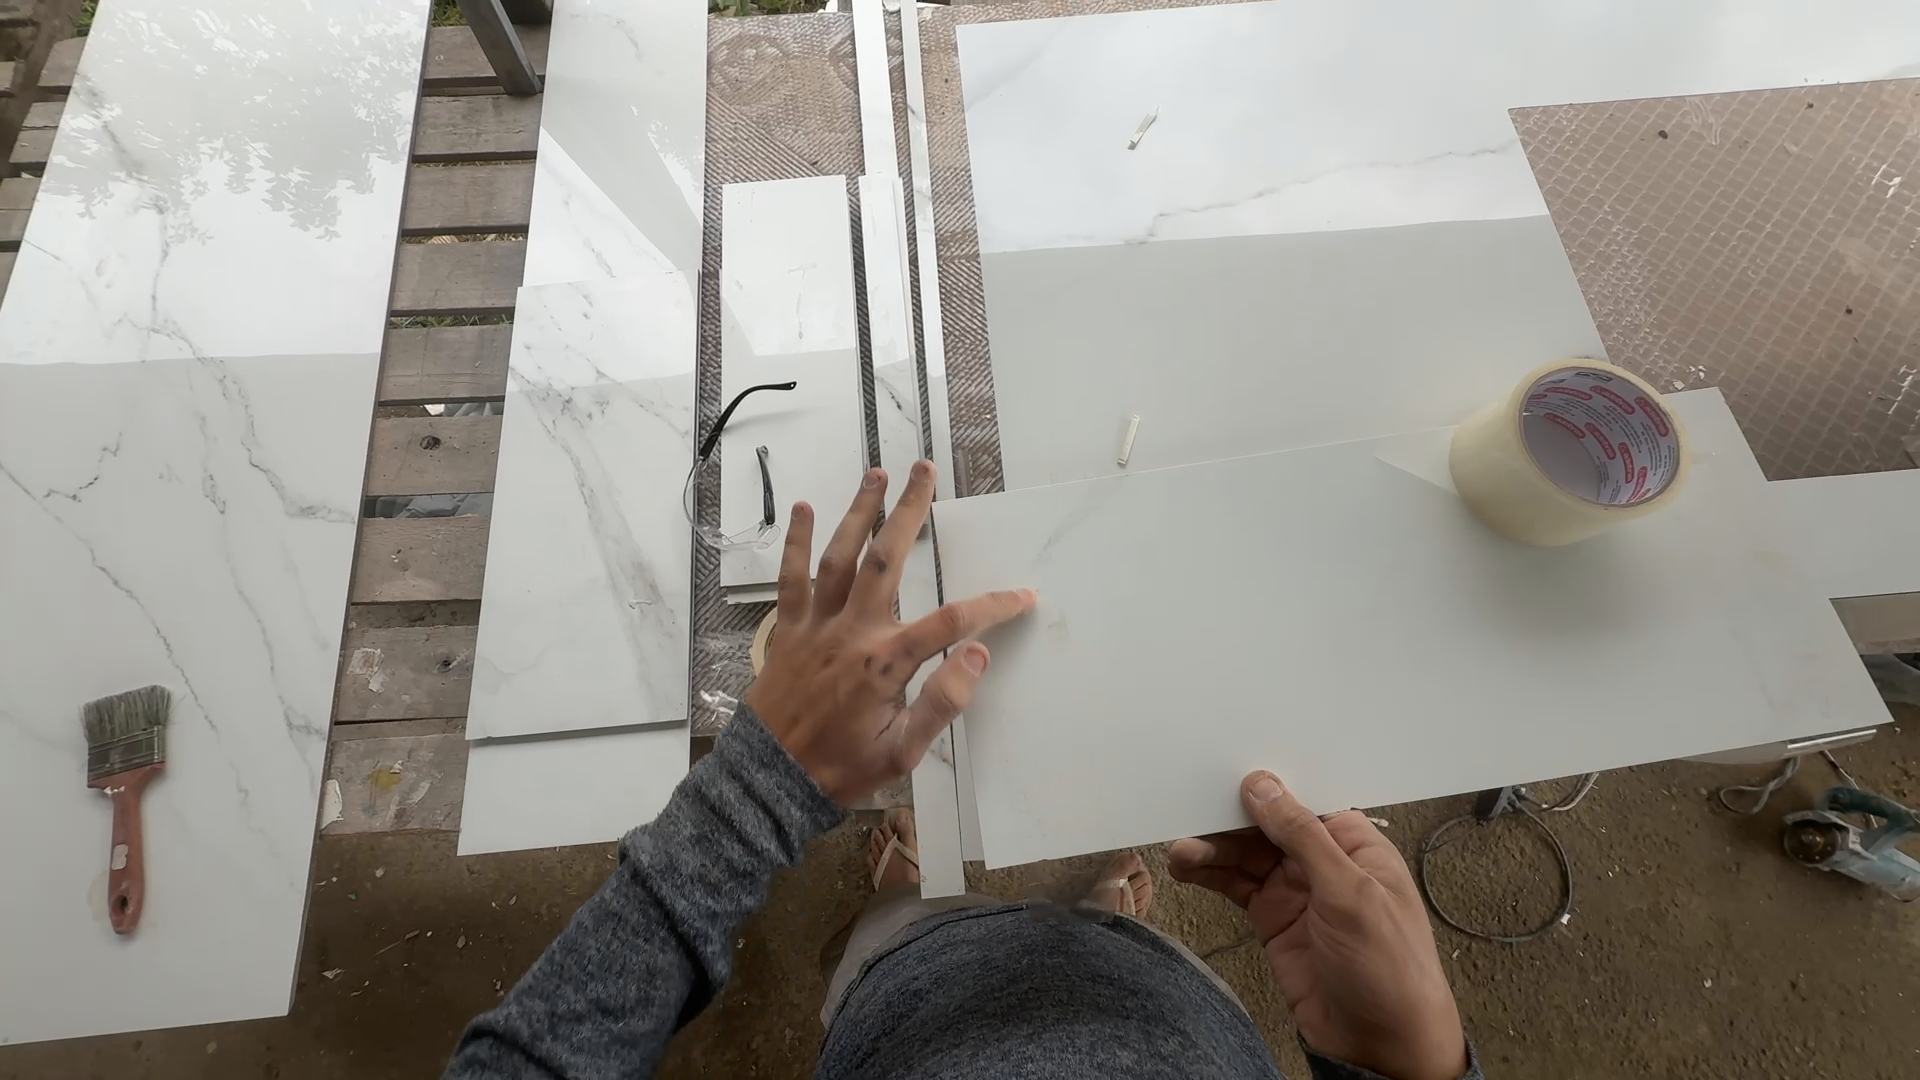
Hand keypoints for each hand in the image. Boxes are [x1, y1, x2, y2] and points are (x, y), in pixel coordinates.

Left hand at [746, 460, 1035, 804]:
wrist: (772, 781)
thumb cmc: (842, 768)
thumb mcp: (903, 750)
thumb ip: (944, 702)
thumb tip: (979, 655)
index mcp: (886, 661)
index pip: (952, 622)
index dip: (993, 606)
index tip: (1023, 595)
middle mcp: (852, 630)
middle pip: (887, 558)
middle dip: (910, 511)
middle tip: (925, 471)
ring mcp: (816, 625)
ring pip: (840, 556)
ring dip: (859, 511)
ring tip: (877, 473)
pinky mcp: (788, 629)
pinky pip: (790, 577)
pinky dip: (795, 542)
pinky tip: (802, 509)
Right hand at [1168, 773, 1466, 1079]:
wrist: (1381, 1052)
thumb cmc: (1392, 974)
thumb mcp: (1351, 895)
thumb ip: (1303, 836)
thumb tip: (1264, 787)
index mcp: (1354, 846)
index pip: (1302, 801)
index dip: (1265, 788)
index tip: (1227, 778)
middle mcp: (1322, 862)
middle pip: (1264, 825)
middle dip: (1227, 820)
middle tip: (1192, 818)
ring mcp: (1294, 889)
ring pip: (1242, 853)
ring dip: (1211, 849)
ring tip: (1182, 853)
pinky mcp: (1271, 915)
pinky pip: (1232, 882)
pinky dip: (1208, 874)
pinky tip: (1186, 868)